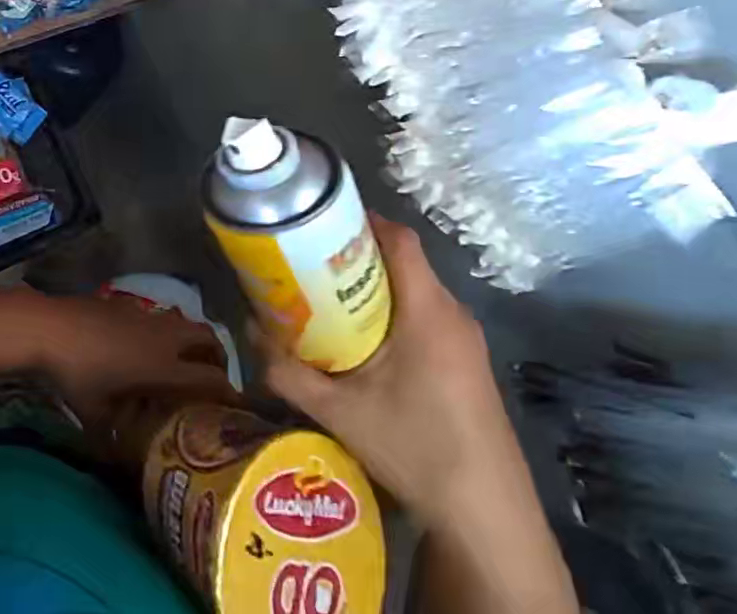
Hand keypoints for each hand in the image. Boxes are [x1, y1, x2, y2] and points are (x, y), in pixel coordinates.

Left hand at [35, 295, 235, 439]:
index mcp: (164, 367)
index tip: (239, 408)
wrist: (48, 326)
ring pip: (185, 322)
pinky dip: (164, 329)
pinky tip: (145, 344)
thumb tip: (119, 464)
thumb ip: (113, 440)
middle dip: (219, 357)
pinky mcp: (126, 303)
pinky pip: (158, 316)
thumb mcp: (94, 415)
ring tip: (183, 360)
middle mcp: (163, 338)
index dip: (231, 394)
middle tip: (213, 377)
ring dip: (193, 339)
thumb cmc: (75, 374)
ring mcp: (145, 315)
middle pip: (209, 339)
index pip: (213, 379)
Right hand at [260, 215, 521, 527]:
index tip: (317, 220)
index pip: (399, 239)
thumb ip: (287, 370)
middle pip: (401, 261)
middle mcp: (452, 315)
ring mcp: (464, 339)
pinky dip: (386, 309)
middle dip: (352, 253)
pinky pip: (422, 313)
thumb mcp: (338, 411)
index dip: (360, 219)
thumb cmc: (416, 449)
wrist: (487, 517)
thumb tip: (249, 331)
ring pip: (411, 288)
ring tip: (319, 294)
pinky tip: (354, 336)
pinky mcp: (466, 361)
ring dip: (368, 284)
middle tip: (303, 259)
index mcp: (428, 312)